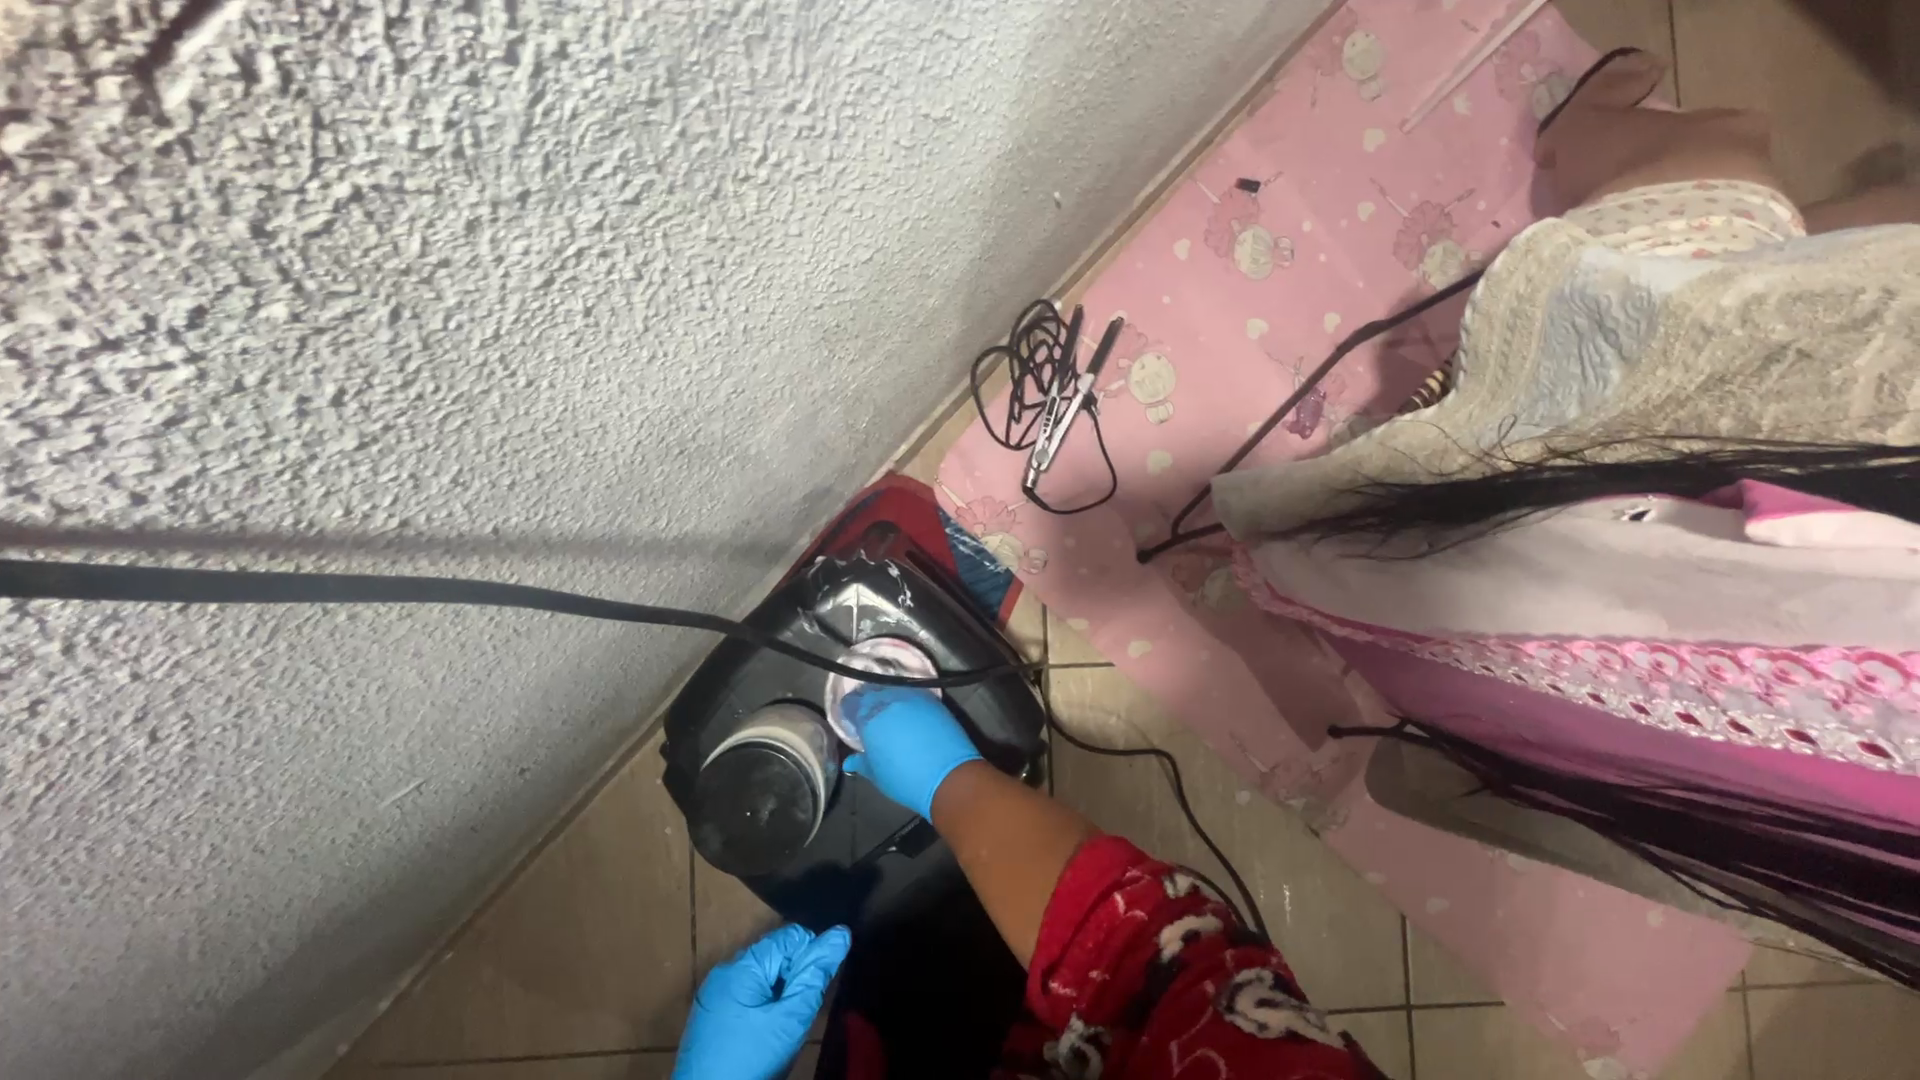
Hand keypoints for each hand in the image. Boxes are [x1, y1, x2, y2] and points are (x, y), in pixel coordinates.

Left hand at [671, 923, 850, 1079]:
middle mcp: (725, 971)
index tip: (817, 991)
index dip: (812, 957)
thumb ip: (816, 974)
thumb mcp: (791, 1019)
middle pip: (775, 957)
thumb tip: (841, 933)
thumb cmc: (751, 1063)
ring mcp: (713, 996)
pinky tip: (763, 1039)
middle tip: (799, 1016)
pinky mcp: (710, 1018)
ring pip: (762, 979)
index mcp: (743, 965)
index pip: (791, 937)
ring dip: (779, 996)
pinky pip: (745, 998)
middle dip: (794, 980)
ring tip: (783, 1030)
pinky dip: (762, 1010)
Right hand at [840, 685, 983, 819]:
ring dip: (886, 696)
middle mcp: (889, 700)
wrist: (950, 776)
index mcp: (870, 717)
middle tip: (865, 713)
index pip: (851, 703)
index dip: (847, 709)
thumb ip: (862, 763)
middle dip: (865, 699)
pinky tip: (906, 710)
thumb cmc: (906, 779)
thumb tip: (851, 760)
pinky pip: (912, 692)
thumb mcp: (877, 775)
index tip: (849, 718)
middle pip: (871, 690)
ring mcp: (913, 697)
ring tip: (886, 710)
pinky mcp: (932, 700)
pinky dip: (905, 699)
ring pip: (892, 688)